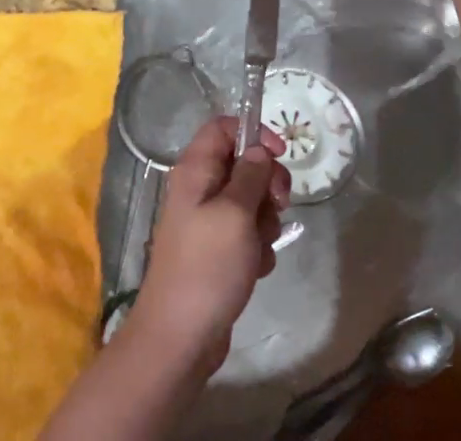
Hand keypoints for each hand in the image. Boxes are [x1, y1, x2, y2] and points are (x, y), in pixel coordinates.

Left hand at [127, 118, 291, 377]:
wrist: (181, 333)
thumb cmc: (208, 266)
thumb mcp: (235, 213)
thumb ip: (251, 175)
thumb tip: (259, 149)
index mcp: (195, 170)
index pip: (223, 127)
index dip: (253, 134)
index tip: (279, 155)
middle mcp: (198, 189)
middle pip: (243, 165)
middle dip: (266, 185)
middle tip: (275, 206)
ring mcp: (207, 221)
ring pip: (250, 203)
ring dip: (264, 222)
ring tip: (257, 248)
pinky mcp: (217, 251)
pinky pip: (247, 235)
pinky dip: (257, 248)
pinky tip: (254, 269)